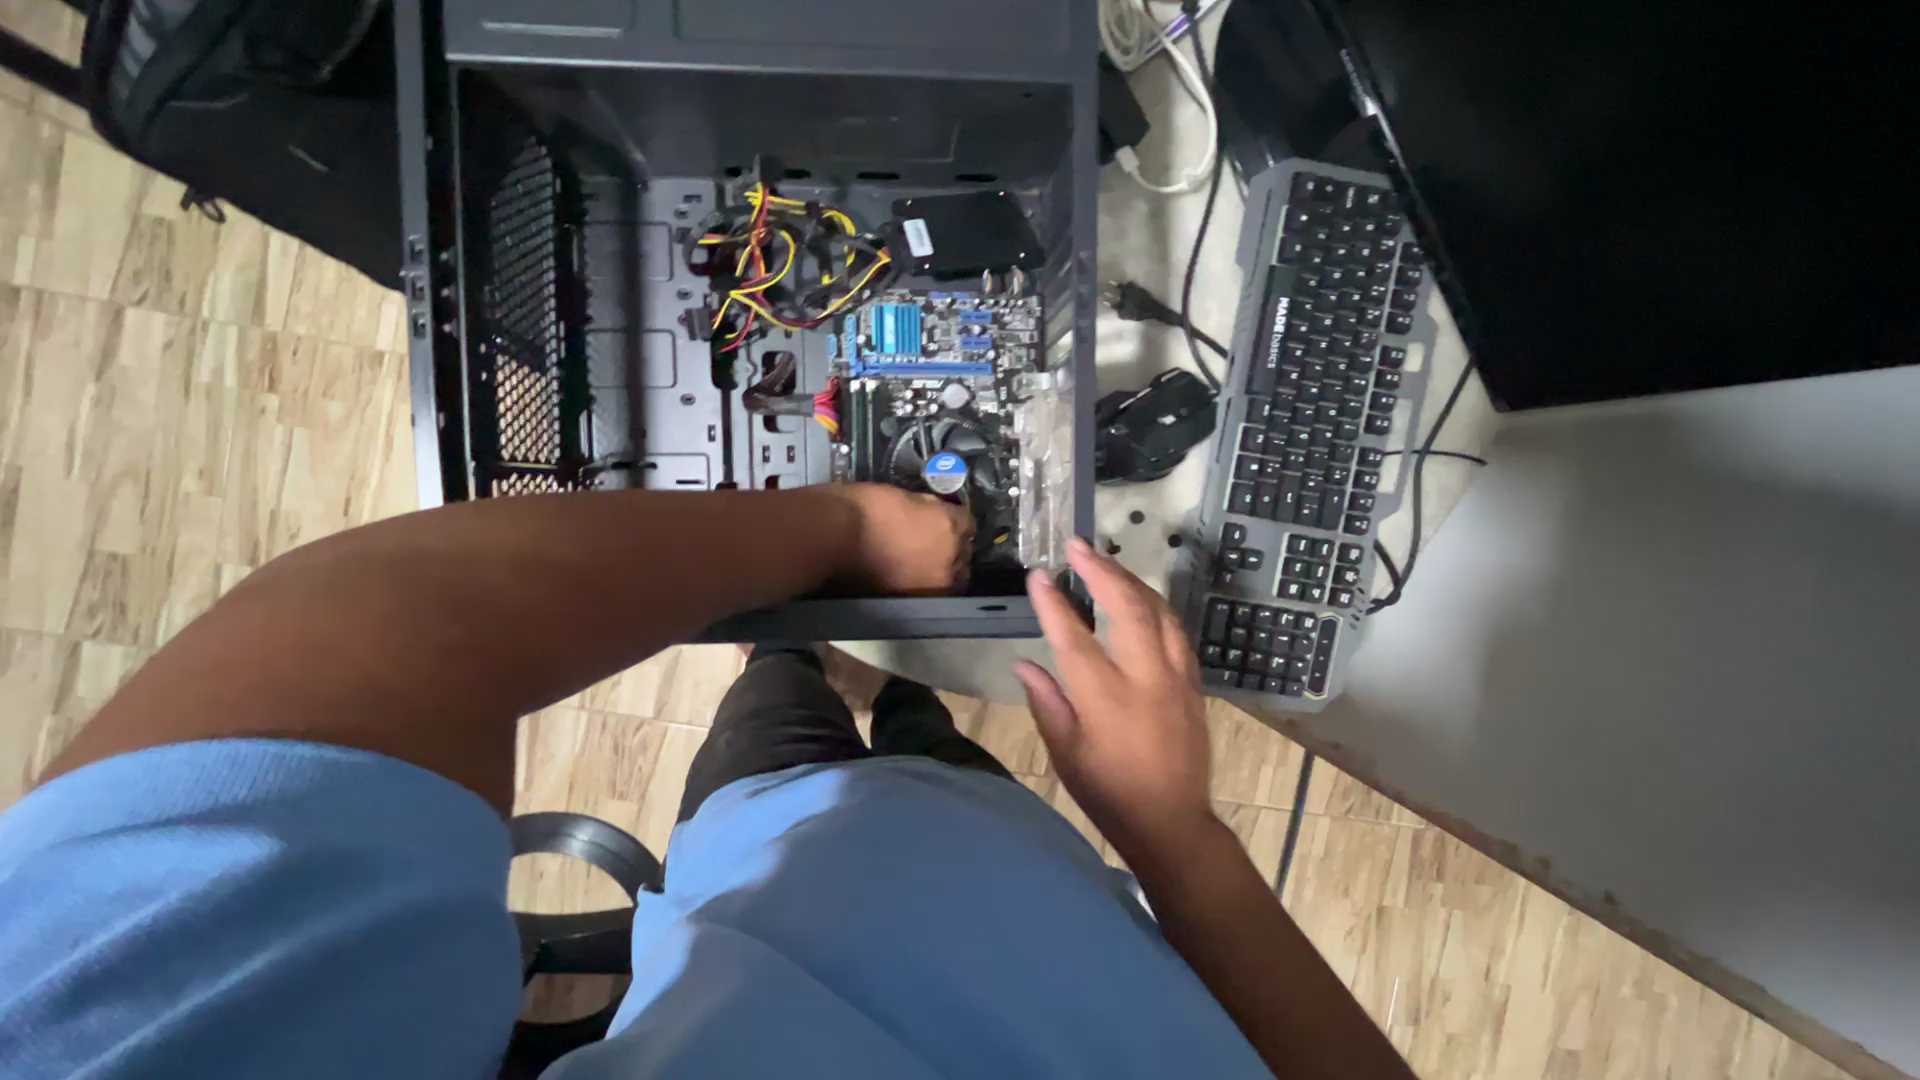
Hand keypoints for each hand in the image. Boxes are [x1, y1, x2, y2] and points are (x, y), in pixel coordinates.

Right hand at [829, 484, 974, 594]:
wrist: (835, 536)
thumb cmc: (865, 508)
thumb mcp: (906, 496)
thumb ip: (928, 509)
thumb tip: (935, 513)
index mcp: (951, 525)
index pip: (969, 524)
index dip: (955, 523)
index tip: (944, 523)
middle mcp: (952, 557)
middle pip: (964, 554)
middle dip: (953, 548)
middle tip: (933, 545)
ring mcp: (936, 582)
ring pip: (952, 578)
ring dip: (942, 571)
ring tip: (923, 565)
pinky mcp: (917, 601)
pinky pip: (930, 593)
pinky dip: (923, 586)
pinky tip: (910, 578)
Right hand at [1014, 536, 1213, 859]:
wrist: (1173, 822)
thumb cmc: (1109, 793)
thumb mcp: (1066, 755)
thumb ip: (1046, 702)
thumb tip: (1023, 662)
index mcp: (1107, 700)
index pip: (1075, 637)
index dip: (1053, 603)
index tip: (1038, 575)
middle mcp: (1146, 679)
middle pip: (1128, 607)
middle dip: (1101, 570)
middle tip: (1078, 545)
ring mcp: (1176, 678)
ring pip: (1159, 611)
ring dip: (1131, 580)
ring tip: (1105, 562)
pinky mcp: (1194, 683)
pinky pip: (1176, 631)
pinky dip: (1155, 606)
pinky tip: (1140, 598)